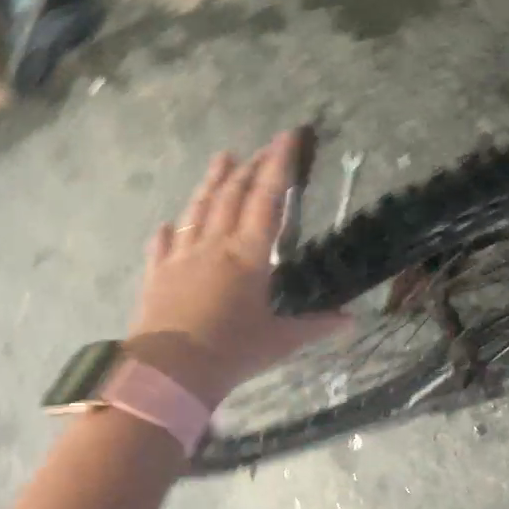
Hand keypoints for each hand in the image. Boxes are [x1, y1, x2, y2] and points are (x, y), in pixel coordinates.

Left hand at [124, 132, 348, 406]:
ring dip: (211, 182)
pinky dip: (170, 230)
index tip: (287, 136)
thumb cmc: (232, 353)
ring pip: (198, 209)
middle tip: (262, 148)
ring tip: (222, 158)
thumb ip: (315, 326)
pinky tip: (169, 223)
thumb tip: (351, 321)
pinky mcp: (157, 274)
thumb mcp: (280, 342)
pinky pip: (163, 243)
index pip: (267, 200)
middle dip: (251, 167)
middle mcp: (214, 245)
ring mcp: (181, 256)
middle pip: (232, 195)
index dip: (279, 165)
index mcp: (248, 255)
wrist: (170, 372)